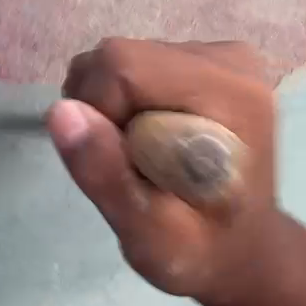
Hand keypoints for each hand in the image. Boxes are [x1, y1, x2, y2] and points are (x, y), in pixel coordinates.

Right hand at [47, 39, 281, 303]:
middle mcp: (231, 62)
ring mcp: (222, 54)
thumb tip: (62, 112)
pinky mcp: (208, 57)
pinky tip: (149, 135)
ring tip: (138, 153)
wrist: (243, 247)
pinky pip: (136, 61)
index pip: (124, 68)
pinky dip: (125, 98)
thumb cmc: (201, 250)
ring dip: (111, 104)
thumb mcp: (150, 238)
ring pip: (122, 57)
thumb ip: (106, 176)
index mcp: (231, 97)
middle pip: (120, 56)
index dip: (98, 111)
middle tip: (124, 162)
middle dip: (101, 108)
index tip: (116, 163)